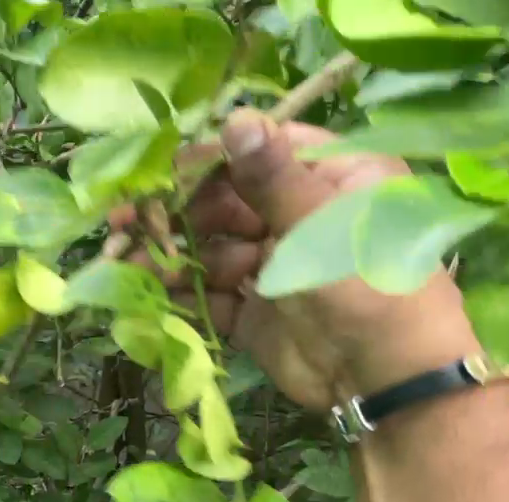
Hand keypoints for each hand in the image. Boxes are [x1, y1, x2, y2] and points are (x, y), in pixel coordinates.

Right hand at [112, 108, 483, 409]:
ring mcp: (272, 268)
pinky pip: (209, 297)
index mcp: (329, 180)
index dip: (208, 164)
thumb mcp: (319, 223)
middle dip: (175, 217)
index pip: (260, 156)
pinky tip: (150, 295)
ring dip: (171, 260)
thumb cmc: (367, 284)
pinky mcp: (253, 312)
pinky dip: (180, 297)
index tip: (160, 176)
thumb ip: (271, 179)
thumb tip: (234, 118)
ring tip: (133, 266)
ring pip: (209, 254)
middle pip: (223, 207)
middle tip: (126, 225)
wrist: (381, 375)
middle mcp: (297, 219)